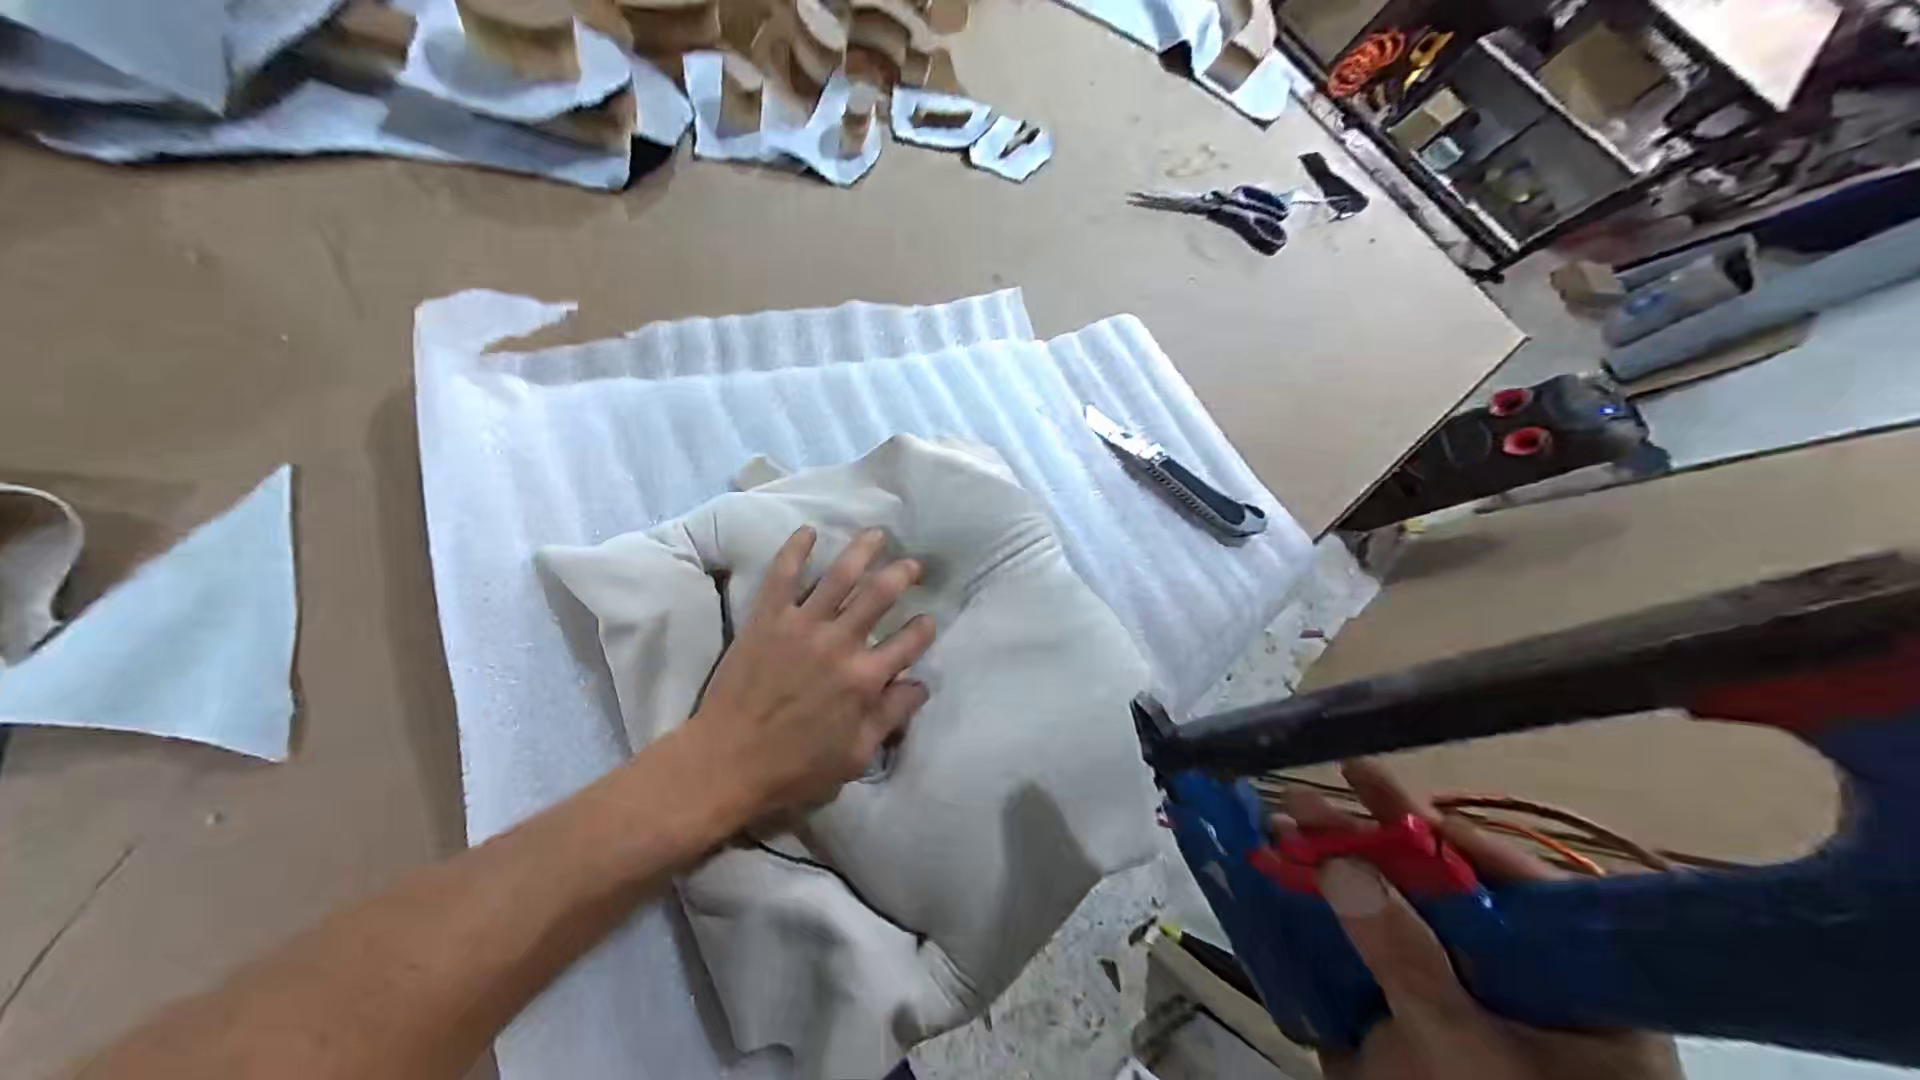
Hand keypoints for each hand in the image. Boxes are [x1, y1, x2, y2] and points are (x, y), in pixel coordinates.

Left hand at [679, 525, 935, 821]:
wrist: (726, 762)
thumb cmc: (795, 767)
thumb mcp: (856, 755)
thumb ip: (891, 716)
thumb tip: (921, 684)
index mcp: (864, 679)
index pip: (909, 642)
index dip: (925, 628)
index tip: (928, 620)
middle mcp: (839, 644)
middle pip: (881, 595)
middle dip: (903, 574)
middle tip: (914, 564)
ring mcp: (801, 626)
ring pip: (839, 575)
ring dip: (862, 550)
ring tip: (877, 534)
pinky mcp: (766, 619)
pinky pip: (782, 575)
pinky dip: (796, 550)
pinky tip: (808, 531)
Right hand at [1280, 762, 1682, 1079]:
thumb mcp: (1466, 1055)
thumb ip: (1409, 959)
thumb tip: (1342, 866)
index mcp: (1568, 988)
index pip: (1516, 886)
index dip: (1449, 836)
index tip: (1393, 800)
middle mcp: (1507, 975)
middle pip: (1442, 886)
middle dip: (1376, 835)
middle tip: (1324, 786)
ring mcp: (1447, 985)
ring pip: (1393, 906)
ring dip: (1337, 860)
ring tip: (1284, 820)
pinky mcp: (1398, 1001)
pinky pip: (1360, 940)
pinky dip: (1320, 905)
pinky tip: (1283, 867)